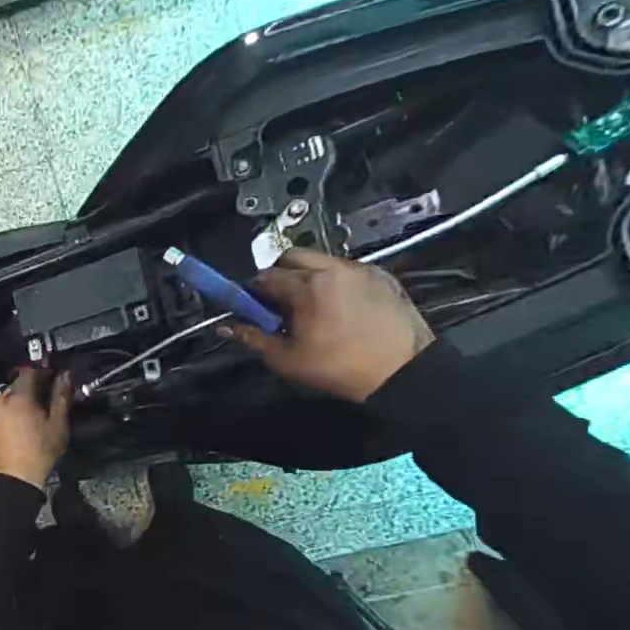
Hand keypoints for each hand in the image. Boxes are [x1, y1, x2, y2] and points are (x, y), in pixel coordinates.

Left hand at [0, 369, 72, 488]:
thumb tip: (65, 375)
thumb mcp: (57, 424)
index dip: (43, 372)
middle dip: (31, 388)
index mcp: (19, 396)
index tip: (53, 379)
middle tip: (45, 401)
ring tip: (31, 418)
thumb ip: (61, 396)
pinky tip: (16, 429)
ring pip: (6, 399)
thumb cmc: (39, 452)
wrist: (12, 481)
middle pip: (16, 385)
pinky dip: (7, 415)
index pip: (30, 371)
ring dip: (18, 402)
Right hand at [222, 248, 433, 401]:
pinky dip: (334, 280)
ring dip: (307, 275)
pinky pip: (347, 268)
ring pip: (320, 259)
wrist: (404, 372)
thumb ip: (253, 338)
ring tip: (311, 305)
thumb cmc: (339, 369)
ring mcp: (360, 269)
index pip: (265, 276)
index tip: (254, 308)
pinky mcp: (382, 275)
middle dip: (279, 274)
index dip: (254, 292)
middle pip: (291, 256)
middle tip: (280, 302)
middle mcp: (333, 269)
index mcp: (307, 287)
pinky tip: (339, 306)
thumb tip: (225, 328)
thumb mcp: (288, 360)